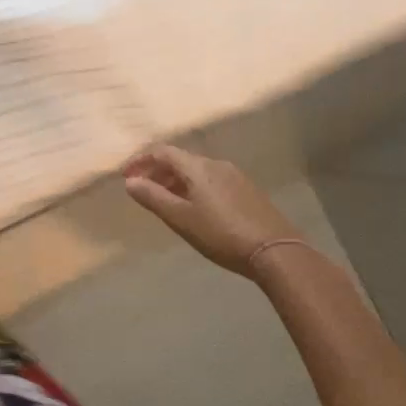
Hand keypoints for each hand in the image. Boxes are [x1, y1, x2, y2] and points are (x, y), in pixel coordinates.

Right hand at [122, 144, 300, 277]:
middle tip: (144, 190)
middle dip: (157, 172)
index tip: (126, 176)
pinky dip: (196, 189)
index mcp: (198, 167)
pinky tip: (196, 210)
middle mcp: (217, 165)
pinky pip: (213, 182)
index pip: (161, 152)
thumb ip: (152, 197)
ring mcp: (237, 178)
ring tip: (167, 202)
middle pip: (180, 160)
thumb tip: (130, 181)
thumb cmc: (222, 234)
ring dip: (176, 182)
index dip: (140, 160)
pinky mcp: (250, 193)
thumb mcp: (180, 218)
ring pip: (197, 172)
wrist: (279, 254)